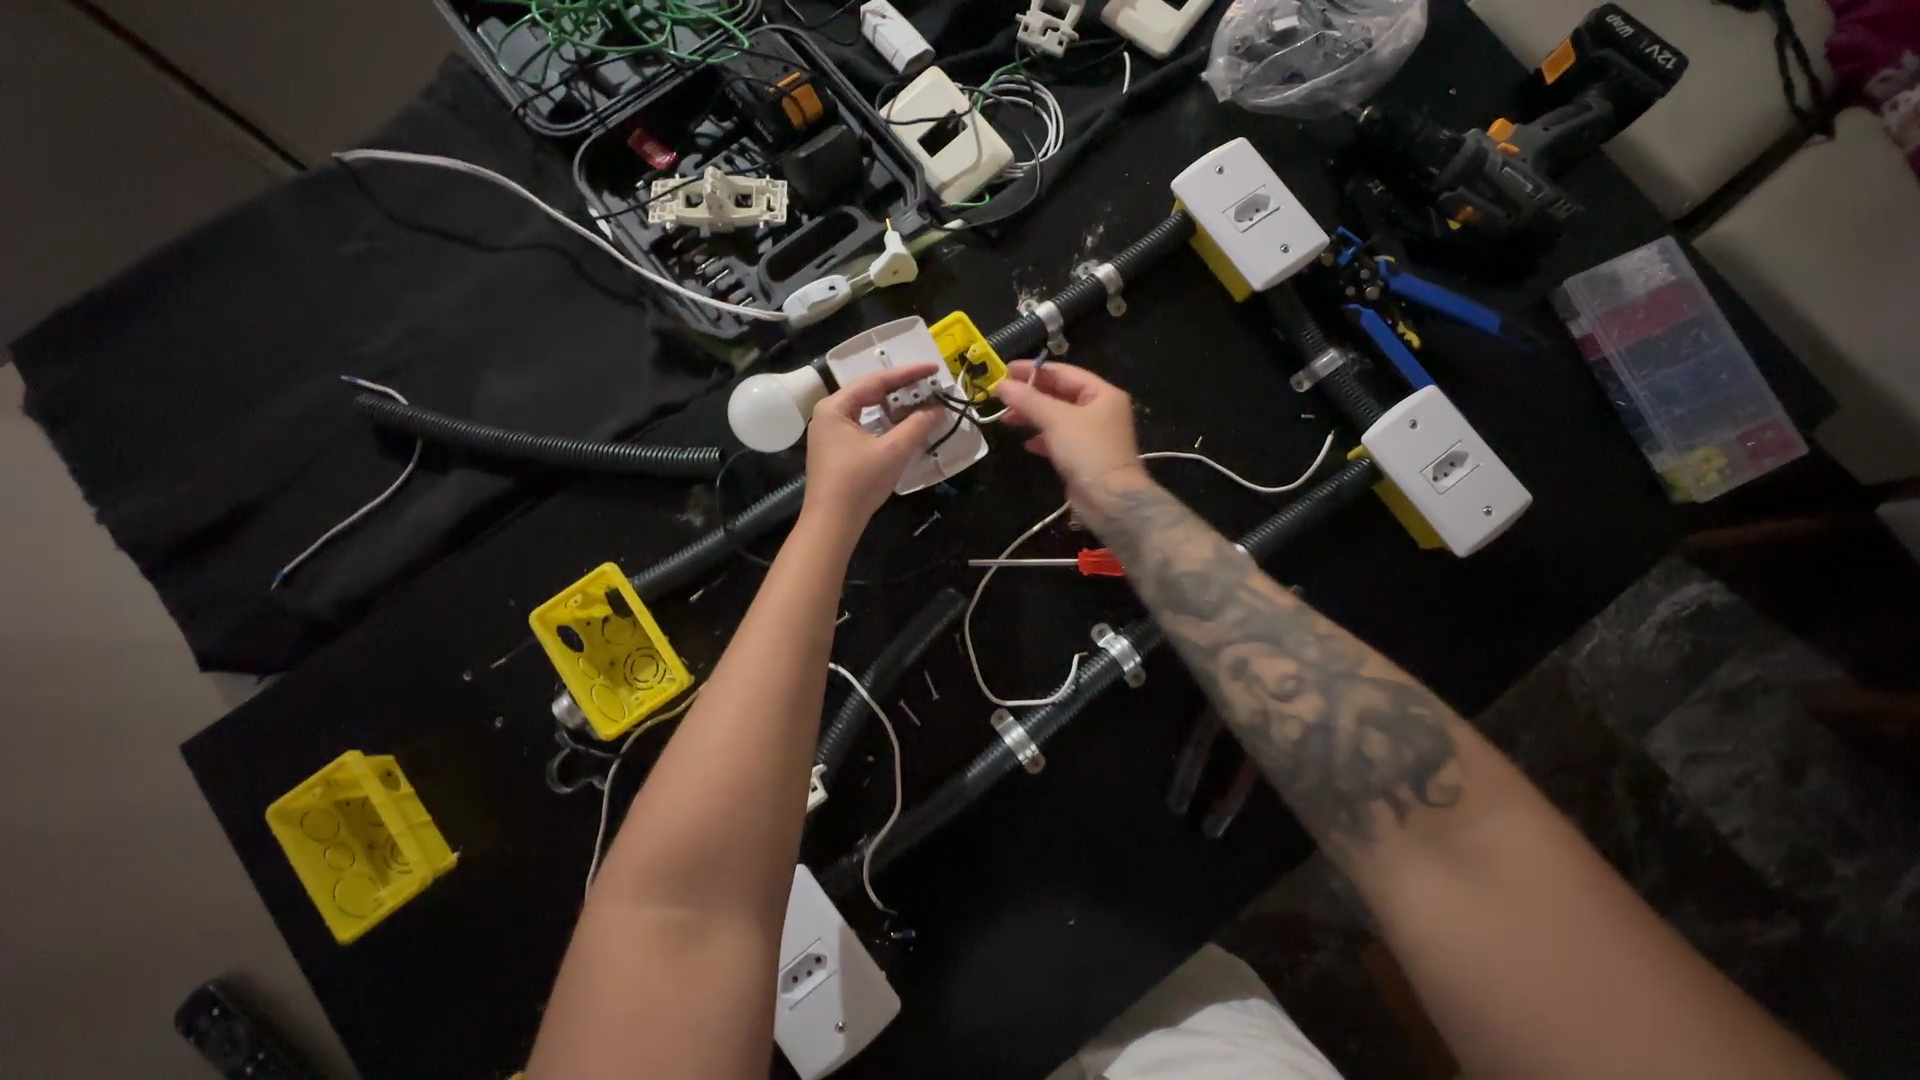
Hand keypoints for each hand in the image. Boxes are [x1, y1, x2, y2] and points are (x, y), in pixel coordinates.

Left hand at [802, 364, 946, 522]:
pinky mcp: (836, 452)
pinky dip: (885, 425)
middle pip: (869, 393)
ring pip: (867, 412)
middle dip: (901, 390)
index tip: (933, 369)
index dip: (907, 374)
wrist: (832, 523)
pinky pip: (864, 427)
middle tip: (930, 386)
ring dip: (894, 409)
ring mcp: (830, 434)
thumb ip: (917, 425)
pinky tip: (903, 428)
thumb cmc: (859, 482)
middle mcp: (828, 415)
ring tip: (921, 404)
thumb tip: (938, 409)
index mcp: (835, 407)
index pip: (876, 381)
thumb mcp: (893, 450)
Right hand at [991, 360, 1143, 506]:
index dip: (1034, 369)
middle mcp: (1100, 410)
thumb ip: (1028, 400)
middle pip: (1059, 394)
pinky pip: (1059, 439)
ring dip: (1032, 416)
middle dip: (1030, 394)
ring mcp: (1092, 434)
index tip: (1006, 369)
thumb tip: (1001, 385)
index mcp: (1102, 394)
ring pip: (1057, 417)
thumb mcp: (1056, 419)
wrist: (1109, 500)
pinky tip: (1026, 442)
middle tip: (1001, 394)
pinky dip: (1042, 438)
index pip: (1064, 372)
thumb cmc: (1087, 450)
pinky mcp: (1083, 456)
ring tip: (1006, 418)